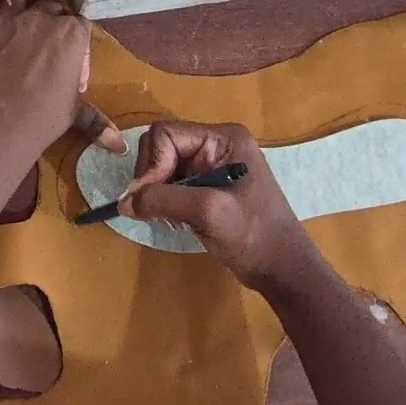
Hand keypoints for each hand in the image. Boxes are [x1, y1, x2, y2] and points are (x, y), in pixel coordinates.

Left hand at [0, 0, 123, 154]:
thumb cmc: (43, 117)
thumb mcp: (74, 115)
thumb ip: (96, 120)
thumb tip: (120, 145)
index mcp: (72, 33)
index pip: (79, 25)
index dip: (74, 42)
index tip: (67, 63)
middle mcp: (42, 17)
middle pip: (50, 9)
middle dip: (49, 24)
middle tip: (41, 50)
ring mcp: (8, 17)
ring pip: (18, 0)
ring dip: (19, 11)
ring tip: (15, 32)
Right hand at [119, 121, 322, 291]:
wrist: (282, 269)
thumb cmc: (254, 236)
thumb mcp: (208, 212)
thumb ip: (163, 200)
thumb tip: (124, 201)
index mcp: (224, 138)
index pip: (166, 135)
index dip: (151, 164)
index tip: (148, 198)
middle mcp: (216, 144)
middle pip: (161, 147)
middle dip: (151, 178)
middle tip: (154, 210)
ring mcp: (211, 165)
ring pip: (162, 166)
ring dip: (156, 192)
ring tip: (168, 219)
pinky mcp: (207, 185)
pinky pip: (171, 183)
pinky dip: (164, 201)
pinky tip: (174, 221)